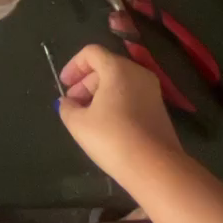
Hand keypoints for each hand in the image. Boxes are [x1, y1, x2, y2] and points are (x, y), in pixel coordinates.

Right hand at [58, 43, 184, 181]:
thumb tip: (67, 102)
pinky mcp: (159, 110)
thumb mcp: (79, 124)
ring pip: (119, 82)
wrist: (156, 169)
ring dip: (99, 93)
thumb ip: (67, 108)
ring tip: (87, 116)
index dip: (73, 66)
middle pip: (106, 66)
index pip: (91, 53)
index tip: (63, 85)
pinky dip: (115, 102)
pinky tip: (106, 125)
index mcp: (118, 68)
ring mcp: (152, 91)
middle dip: (85, 82)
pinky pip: (132, 95)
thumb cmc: (113, 138)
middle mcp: (137, 73)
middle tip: (73, 103)